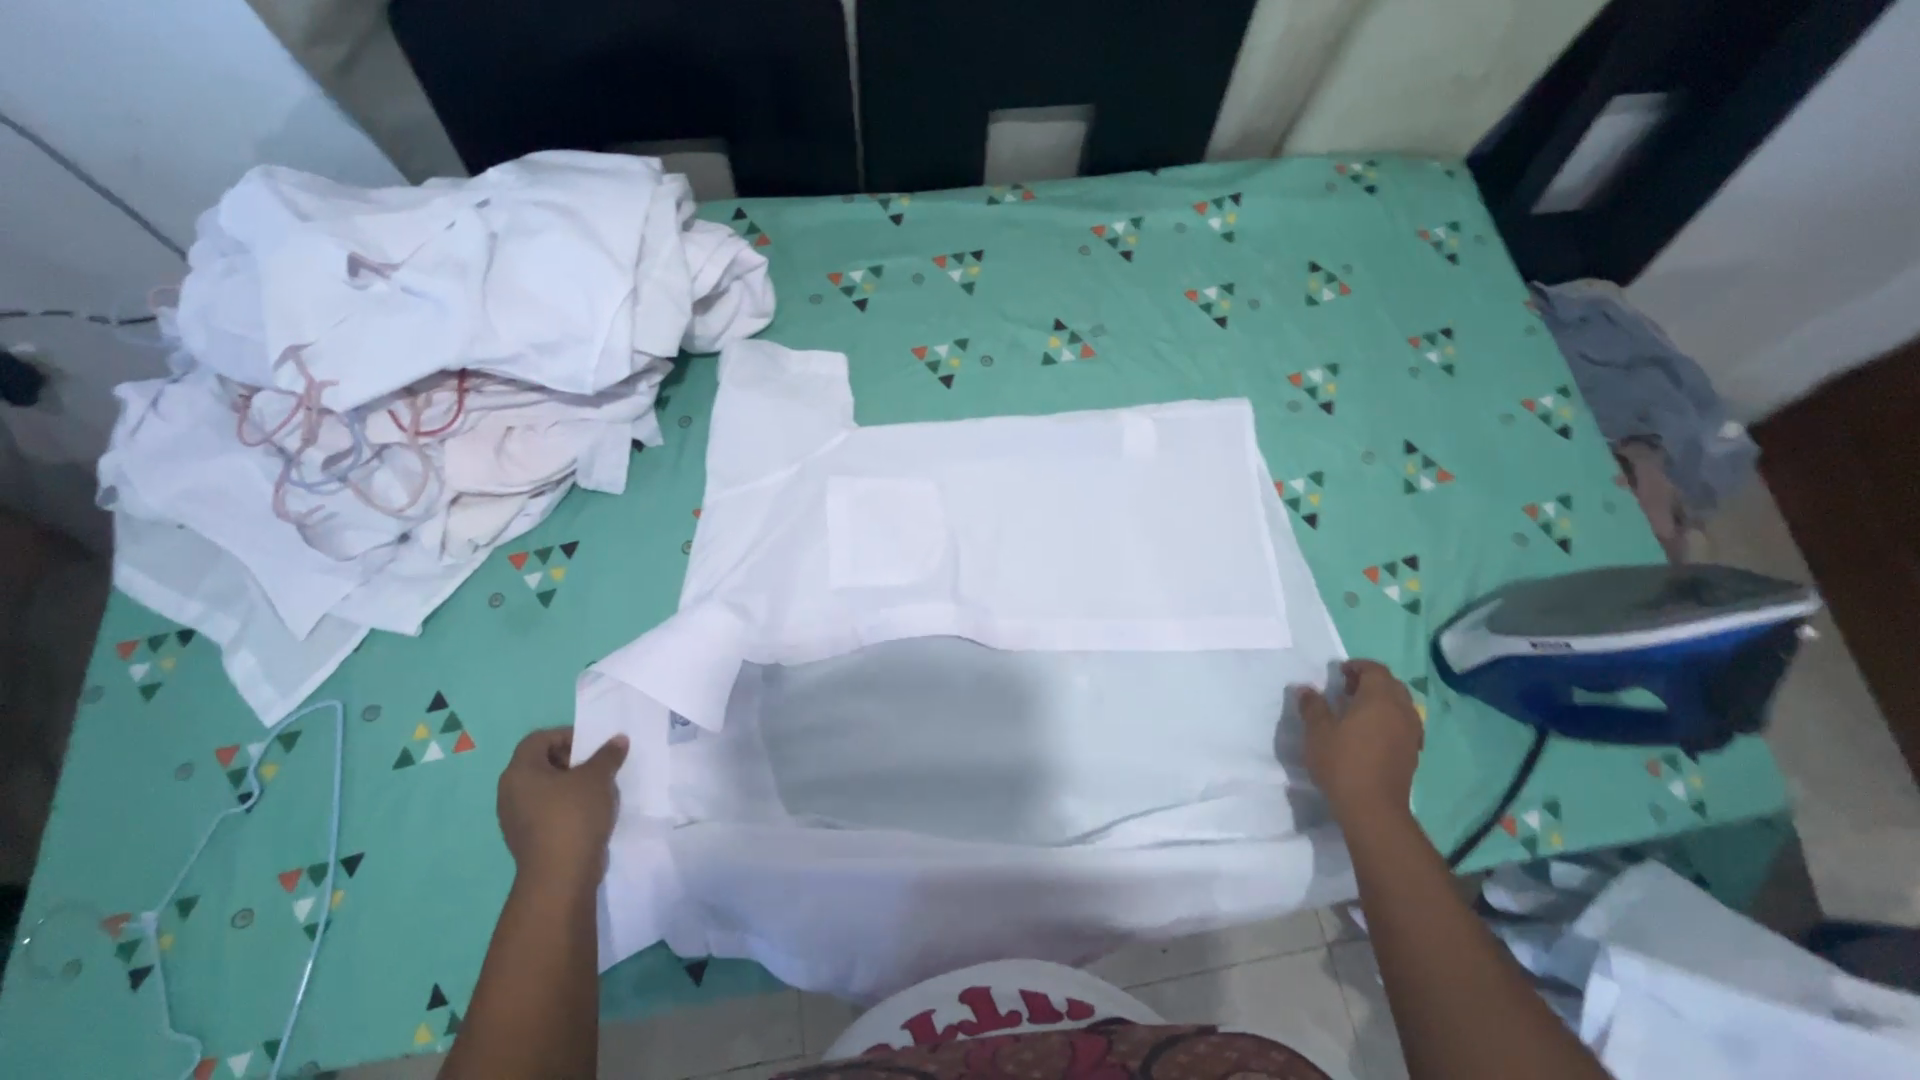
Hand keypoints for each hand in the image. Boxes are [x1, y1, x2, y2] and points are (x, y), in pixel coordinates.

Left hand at [497, 727, 628, 888]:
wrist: (560, 875)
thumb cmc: (574, 816)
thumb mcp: (597, 778)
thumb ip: (607, 755)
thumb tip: (618, 739)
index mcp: (519, 772)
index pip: (538, 739)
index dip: (566, 735)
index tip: (592, 746)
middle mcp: (509, 792)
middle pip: (539, 763)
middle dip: (570, 760)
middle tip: (597, 766)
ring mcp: (514, 818)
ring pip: (543, 789)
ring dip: (569, 785)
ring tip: (597, 790)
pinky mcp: (526, 838)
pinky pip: (545, 811)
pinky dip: (564, 806)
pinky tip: (588, 813)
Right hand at [1297, 660, 1423, 824]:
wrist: (1373, 807)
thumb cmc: (1342, 763)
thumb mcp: (1317, 732)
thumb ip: (1312, 706)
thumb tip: (1306, 689)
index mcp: (1379, 698)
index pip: (1374, 669)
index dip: (1357, 666)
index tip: (1339, 673)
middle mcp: (1401, 709)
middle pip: (1391, 684)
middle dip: (1370, 681)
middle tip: (1347, 689)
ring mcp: (1412, 732)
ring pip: (1401, 704)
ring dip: (1382, 701)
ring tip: (1359, 712)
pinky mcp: (1413, 751)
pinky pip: (1404, 723)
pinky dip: (1390, 719)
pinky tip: (1372, 734)